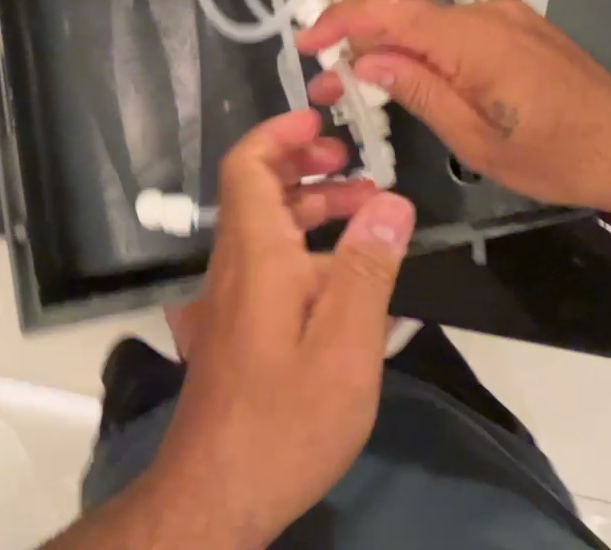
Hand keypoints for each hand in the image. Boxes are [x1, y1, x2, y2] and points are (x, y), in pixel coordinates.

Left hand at [145, 109, 416, 546]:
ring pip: (270, 231)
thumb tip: (392, 202)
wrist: (218, 491)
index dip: (279, 133)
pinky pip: (274, 268)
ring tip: (371, 214)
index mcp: (254, 252)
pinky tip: (356, 282)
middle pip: (261, 192)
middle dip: (309, 168)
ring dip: (315, 211)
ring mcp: (234, 297)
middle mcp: (236, 264)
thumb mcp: (344, 345)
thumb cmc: (284, 418)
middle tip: (360, 168)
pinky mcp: (240, 327)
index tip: (321, 119)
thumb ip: (367, 269)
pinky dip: (311, 255)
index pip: (247, 165)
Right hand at [299, 0, 610, 218]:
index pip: (391, 9)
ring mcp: (504, 16)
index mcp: (474, 41)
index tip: (306, 45)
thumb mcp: (477, 142)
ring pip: (426, 23)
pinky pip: (454, 31)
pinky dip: (422, 50)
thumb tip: (365, 61)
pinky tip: (409, 80)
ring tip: (361, 89)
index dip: (341, 18)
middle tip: (328, 87)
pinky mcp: (516, 27)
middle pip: (403, 13)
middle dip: (356, 43)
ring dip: (388, 49)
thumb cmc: (557, 158)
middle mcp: (486, 14)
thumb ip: (419, 93)